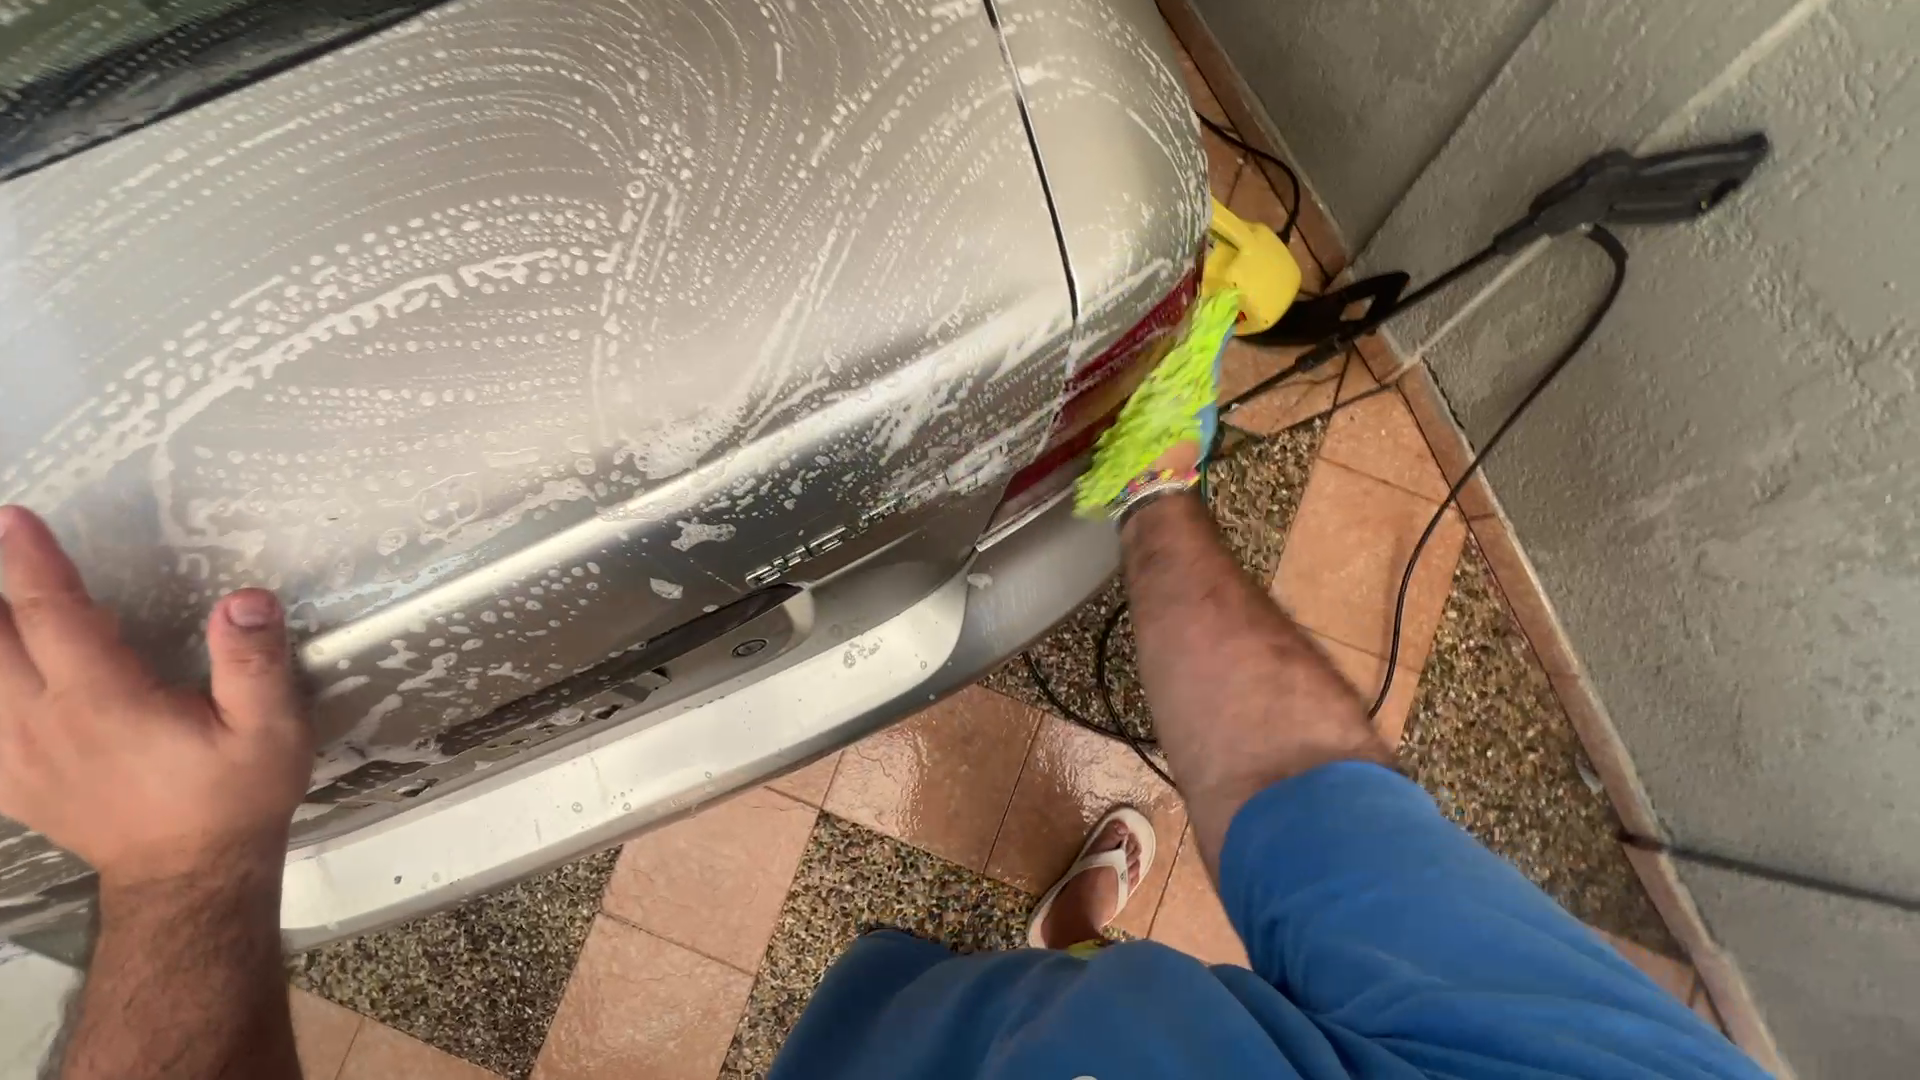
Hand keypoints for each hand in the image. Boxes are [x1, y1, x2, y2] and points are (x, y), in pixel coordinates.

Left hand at [0, 506, 311, 890]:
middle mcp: (40, 720)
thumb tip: (245, 598)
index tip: (12, 517)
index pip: (55, 617)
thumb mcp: (271, 726)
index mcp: (105, 702)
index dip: (31, 565)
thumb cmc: (237, 792)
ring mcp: (12, 752)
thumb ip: (255, 663)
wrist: (191, 872)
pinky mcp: (7, 775)